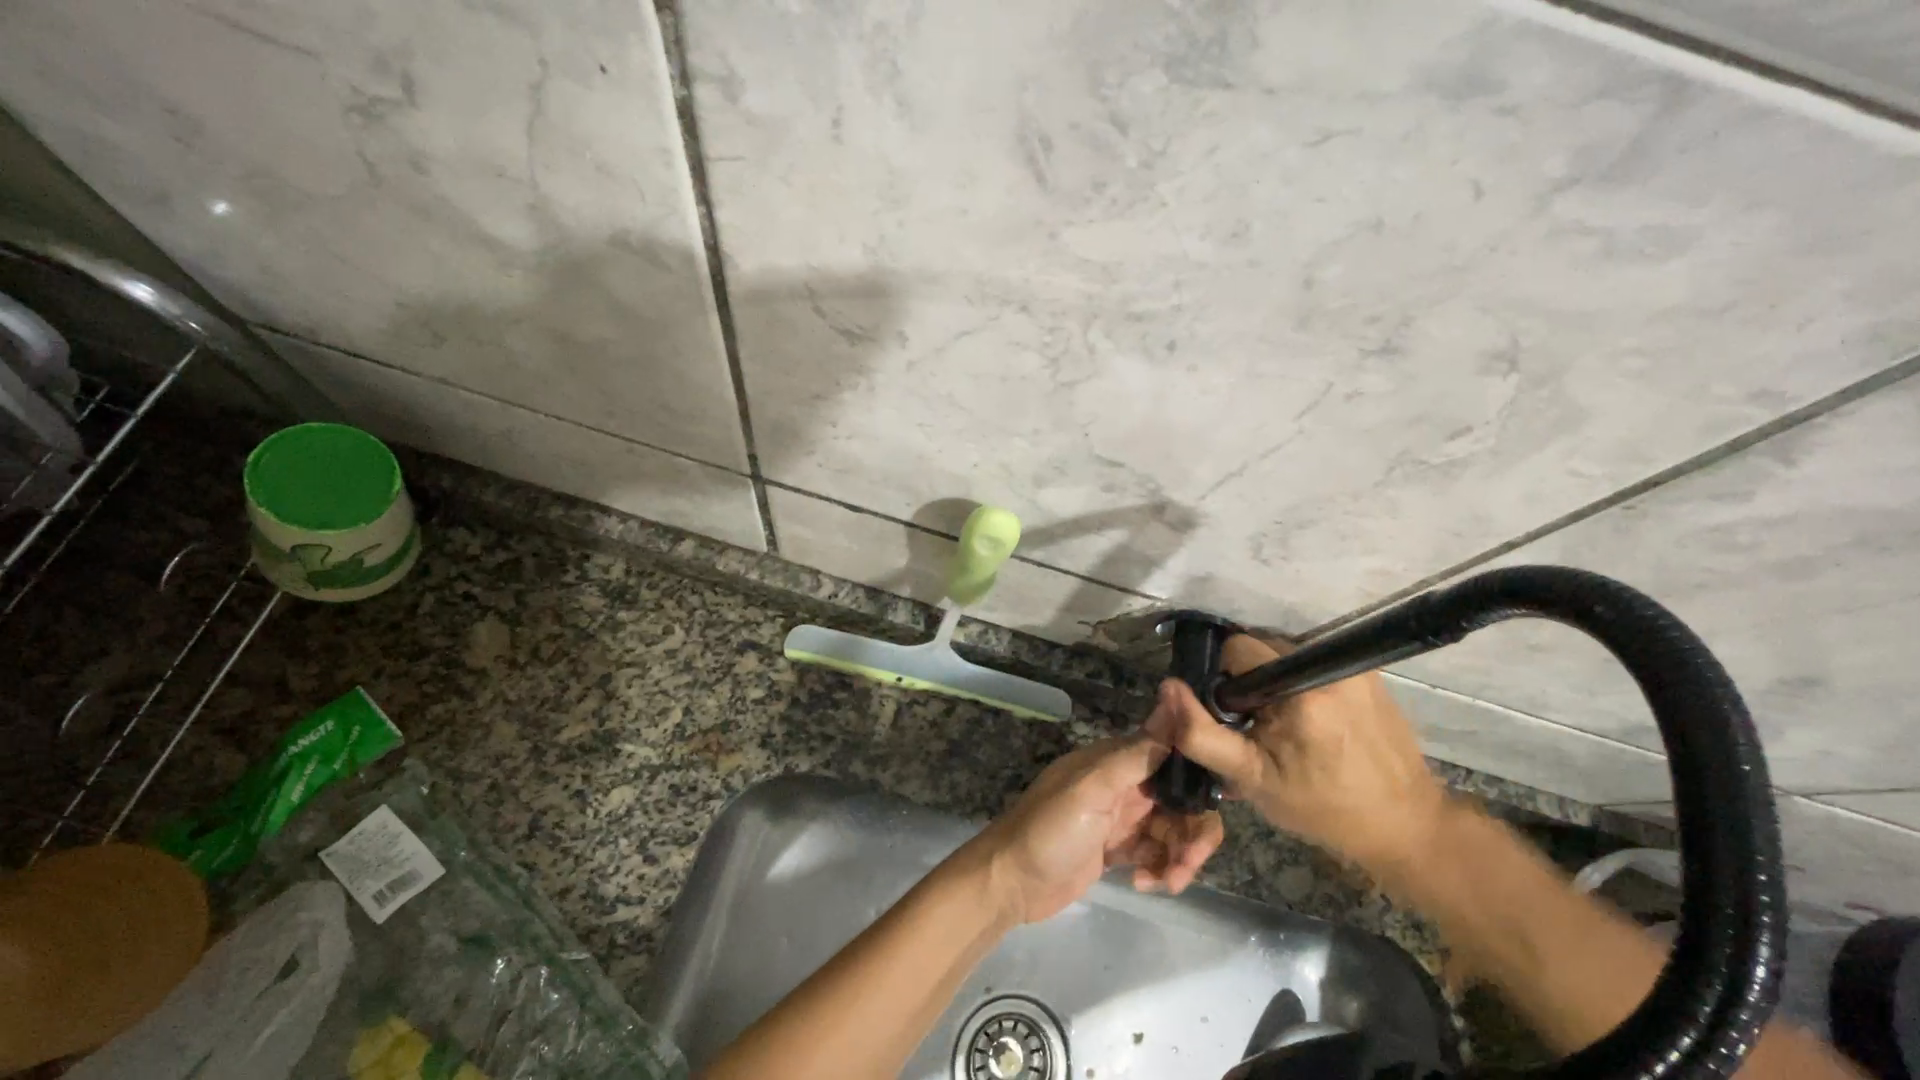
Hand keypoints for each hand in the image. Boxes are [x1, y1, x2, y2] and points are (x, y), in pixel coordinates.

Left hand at [971, 730, 1225, 923]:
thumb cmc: (1048, 831)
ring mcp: (1122, 819)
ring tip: (1168, 882)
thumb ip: (1135, 754)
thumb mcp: (1091, 789)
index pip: (1173, 753)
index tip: (1224, 796)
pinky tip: (1144, 884)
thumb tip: (1175, 702)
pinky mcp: (1118, 850)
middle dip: (1195, 830)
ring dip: (1180, 856)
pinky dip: (1160, 870)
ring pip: (1175, 829)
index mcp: (1116, 761)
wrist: (1010, 884)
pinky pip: (1157, 854)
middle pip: (1183, 798)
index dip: (1201, 771)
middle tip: (1188, 861)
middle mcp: (1124, 785)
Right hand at [1151, 635, 1446, 875]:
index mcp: (1298, 689)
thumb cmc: (1320, 808)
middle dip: (1251, 681)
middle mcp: (1330, 665)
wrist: (1402, 823)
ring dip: (1277, 682)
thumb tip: (1168, 687)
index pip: (1237, 648)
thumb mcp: (1250, 778)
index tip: (1236, 719)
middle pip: (1263, 648)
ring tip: (1288, 727)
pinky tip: (1315, 723)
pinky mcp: (1371, 674)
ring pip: (1289, 655)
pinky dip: (1304, 685)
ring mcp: (1356, 667)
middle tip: (1260, 727)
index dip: (1224, 681)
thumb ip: (1200, 733)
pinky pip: (1317, 665)